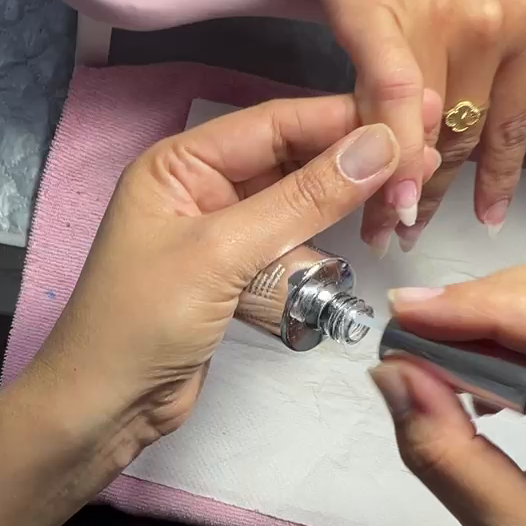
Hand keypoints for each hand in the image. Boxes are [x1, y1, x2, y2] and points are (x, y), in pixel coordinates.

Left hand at [22, 97, 398, 465]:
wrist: (106, 406)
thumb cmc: (140, 322)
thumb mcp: (220, 254)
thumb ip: (302, 199)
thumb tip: (381, 144)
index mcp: (179, 165)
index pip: (275, 123)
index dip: (344, 120)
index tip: (413, 122)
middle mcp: (199, 190)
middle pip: (290, 161)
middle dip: (350, 166)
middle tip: (419, 171)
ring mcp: (217, 235)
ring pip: (295, 206)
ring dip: (342, 209)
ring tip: (401, 209)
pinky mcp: (233, 277)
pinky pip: (288, 248)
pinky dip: (320, 250)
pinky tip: (362, 244)